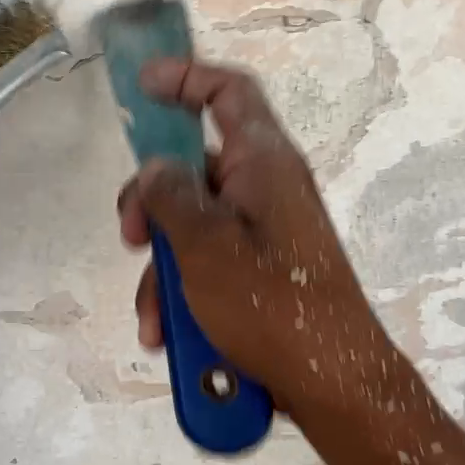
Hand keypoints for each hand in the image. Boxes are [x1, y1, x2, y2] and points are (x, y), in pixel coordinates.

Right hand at [115, 58, 376, 412]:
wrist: (333, 387)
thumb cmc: (271, 306)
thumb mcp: (205, 245)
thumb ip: (170, 196)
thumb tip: (155, 168)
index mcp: (264, 164)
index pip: (228, 94)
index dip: (185, 77)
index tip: (142, 84)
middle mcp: (265, 188)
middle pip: (192, 169)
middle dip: (150, 205)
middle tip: (131, 239)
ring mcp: (262, 232)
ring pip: (190, 225)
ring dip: (161, 267)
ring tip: (153, 317)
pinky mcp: (259, 271)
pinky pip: (205, 263)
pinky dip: (181, 291)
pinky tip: (167, 333)